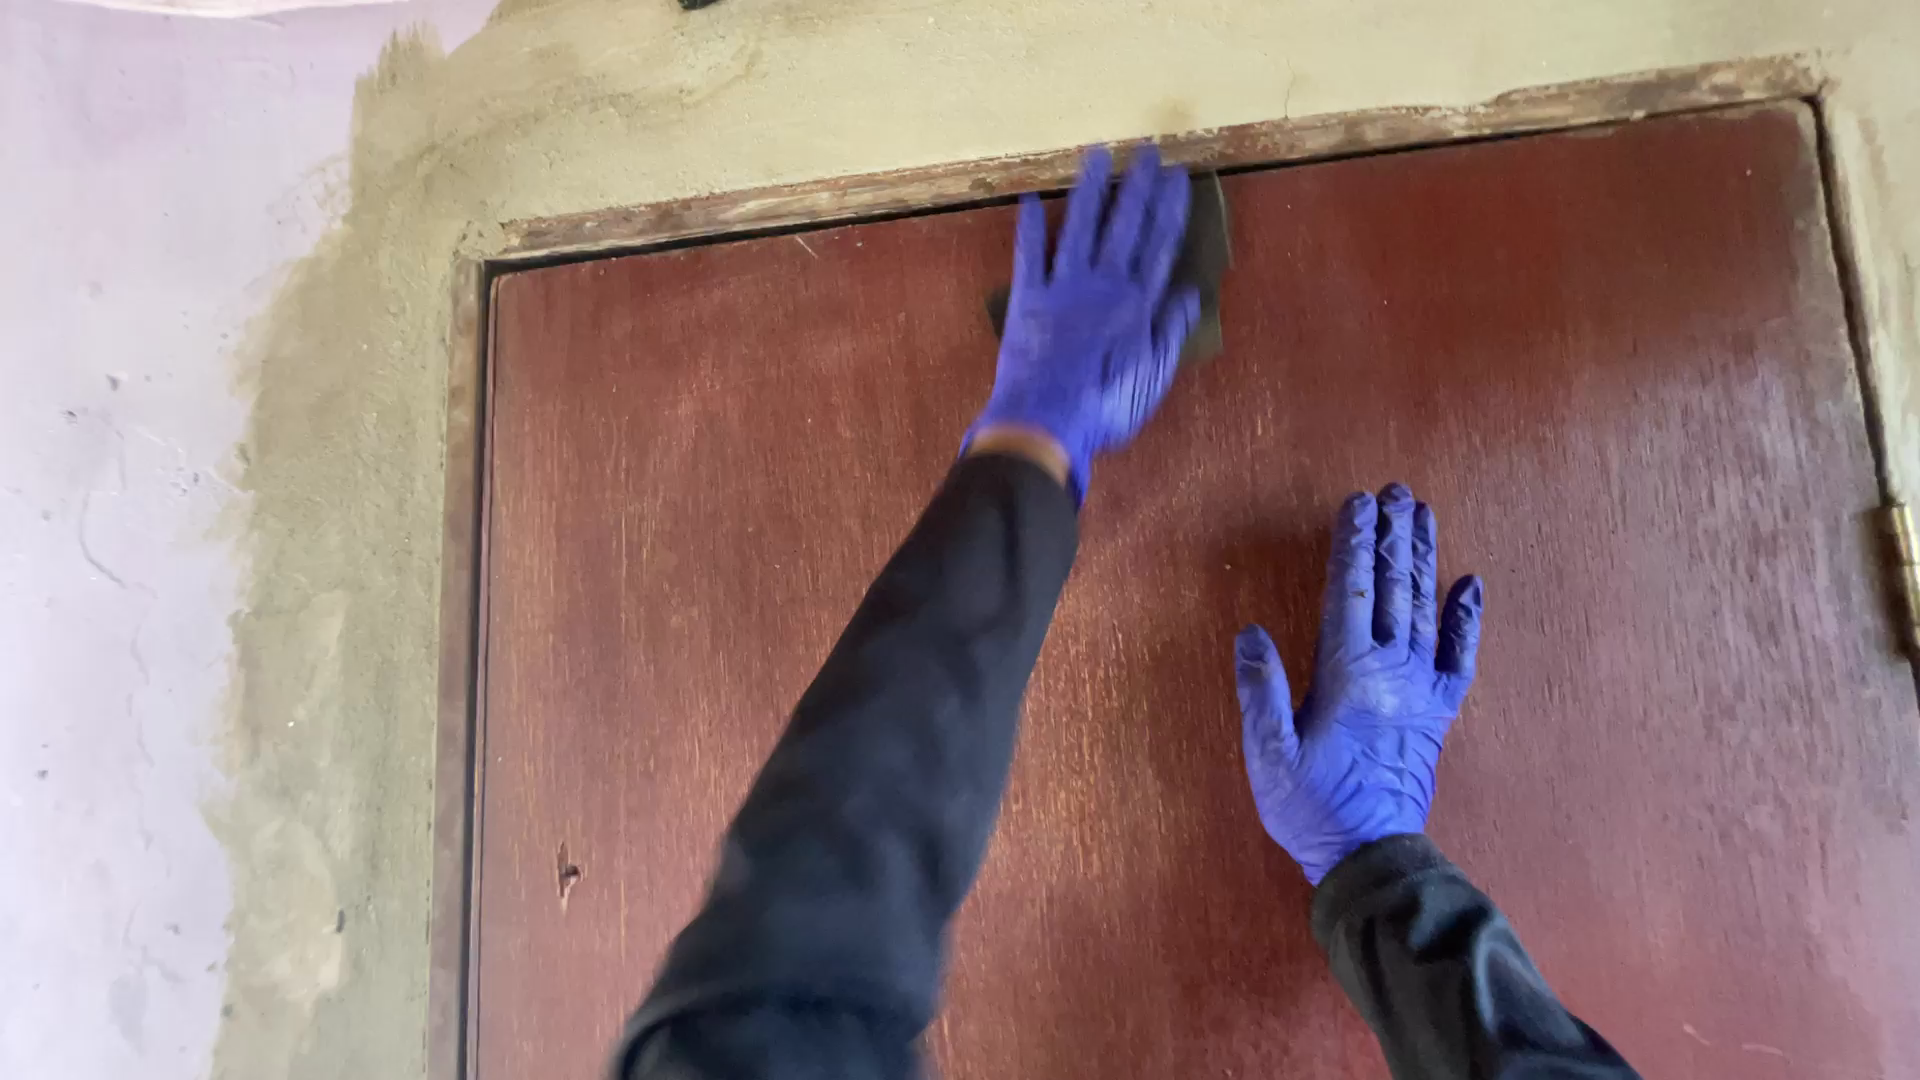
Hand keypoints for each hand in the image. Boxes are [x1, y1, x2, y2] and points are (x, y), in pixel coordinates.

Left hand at [967, 146, 1201, 502]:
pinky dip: (1028, 228)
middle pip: (1124, 227)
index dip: (1169, 210)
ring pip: (1079, 228)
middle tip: (1145, 149)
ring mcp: (1063, 289)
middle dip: (1136, 187)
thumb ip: (1169, 333)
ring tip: (1095, 153)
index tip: (1177, 177)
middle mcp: (1103, 285)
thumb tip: (1190, 293)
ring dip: (1088, 190)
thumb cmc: (1104, 410)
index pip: (1159, 247)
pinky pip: (1028, 256)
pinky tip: (1028, 200)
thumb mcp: (1151, 379)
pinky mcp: (1027, 300)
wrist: (1046, 423)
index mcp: (1137, 306)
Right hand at [1235, 484, 1485, 883]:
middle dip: (1392, 537)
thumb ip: (1259, 687)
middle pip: (1393, 589)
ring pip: (1425, 609)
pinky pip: (1461, 658)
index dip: (1352, 545)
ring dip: (1423, 560)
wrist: (1370, 855)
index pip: (1350, 591)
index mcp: (1347, 672)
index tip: (1357, 504)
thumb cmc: (1309, 802)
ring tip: (1423, 516)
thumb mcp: (1268, 749)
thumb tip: (1251, 632)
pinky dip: (1467, 620)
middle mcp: (1391, 670)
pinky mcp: (1438, 713)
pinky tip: (1471, 586)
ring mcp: (1422, 690)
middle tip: (1397, 492)